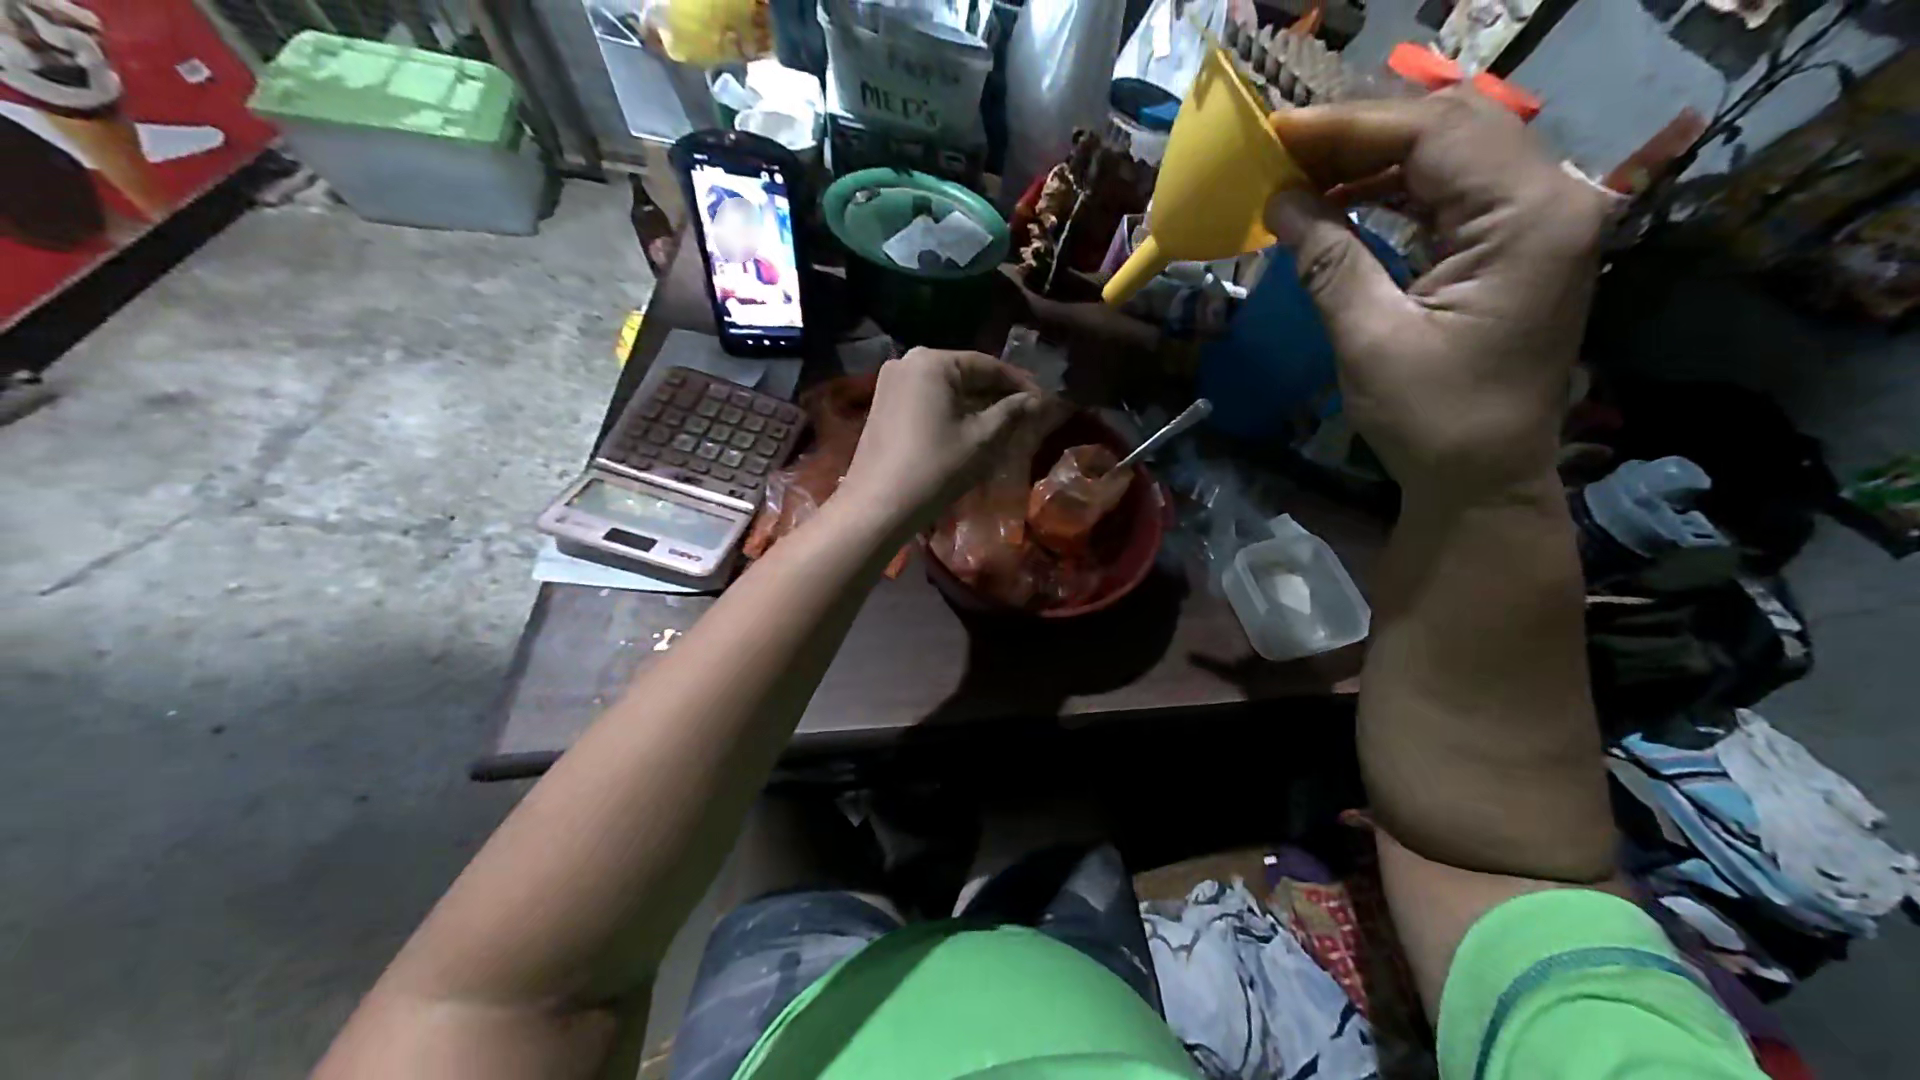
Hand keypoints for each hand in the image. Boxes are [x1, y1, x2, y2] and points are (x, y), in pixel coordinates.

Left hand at [838, 348, 1049, 528]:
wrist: (879, 505)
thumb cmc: (936, 467)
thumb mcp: (982, 439)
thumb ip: (1011, 412)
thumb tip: (1035, 400)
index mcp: (931, 361)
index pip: (986, 364)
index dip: (1019, 382)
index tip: (1043, 400)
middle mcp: (907, 362)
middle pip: (963, 374)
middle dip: (995, 393)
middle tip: (1027, 412)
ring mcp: (890, 384)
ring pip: (945, 389)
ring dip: (974, 404)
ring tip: (1004, 423)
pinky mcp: (882, 406)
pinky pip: (926, 400)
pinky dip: (951, 411)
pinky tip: (970, 429)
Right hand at [1266, 90, 1609, 503]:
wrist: (1483, 477)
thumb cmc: (1431, 417)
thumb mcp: (1370, 337)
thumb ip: (1328, 258)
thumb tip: (1281, 200)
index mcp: (1527, 217)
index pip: (1436, 132)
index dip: (1349, 127)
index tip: (1277, 134)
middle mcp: (1548, 201)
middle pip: (1450, 130)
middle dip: (1360, 135)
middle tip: (1285, 151)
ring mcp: (1537, 223)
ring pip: (1451, 157)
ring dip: (1374, 162)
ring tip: (1304, 176)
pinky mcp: (1516, 247)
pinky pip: (1452, 196)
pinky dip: (1394, 193)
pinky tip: (1344, 203)